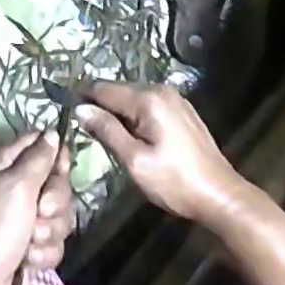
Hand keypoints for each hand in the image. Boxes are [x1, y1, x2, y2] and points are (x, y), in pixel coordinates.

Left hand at [0, 130, 71, 284]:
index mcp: (8, 163)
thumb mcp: (18, 184)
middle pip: (57, 182)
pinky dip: (43, 253)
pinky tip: (27, 260)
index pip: (41, 143)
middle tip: (40, 211)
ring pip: (60, 215)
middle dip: (55, 202)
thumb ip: (39, 157)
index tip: (62, 169)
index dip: (57, 154)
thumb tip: (53, 132)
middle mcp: (17, 185)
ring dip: (49, 231)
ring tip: (29, 240)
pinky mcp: (31, 245)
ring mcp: (25, 217)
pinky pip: (54, 242)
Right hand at [76, 81, 245, 223]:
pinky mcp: (181, 110)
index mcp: (148, 99)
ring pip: (134, 96)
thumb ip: (108, 131)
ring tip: (99, 126)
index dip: (83, 94)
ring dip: (116, 108)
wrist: (221, 196)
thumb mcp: (136, 161)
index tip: (63, 99)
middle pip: (120, 90)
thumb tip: (82, 109)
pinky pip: (148, 103)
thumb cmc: (175, 182)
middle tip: (79, 119)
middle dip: (99, 101)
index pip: (105, 89)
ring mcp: (174, 98)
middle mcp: (161, 90)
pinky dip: (134, 112)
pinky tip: (128, 129)